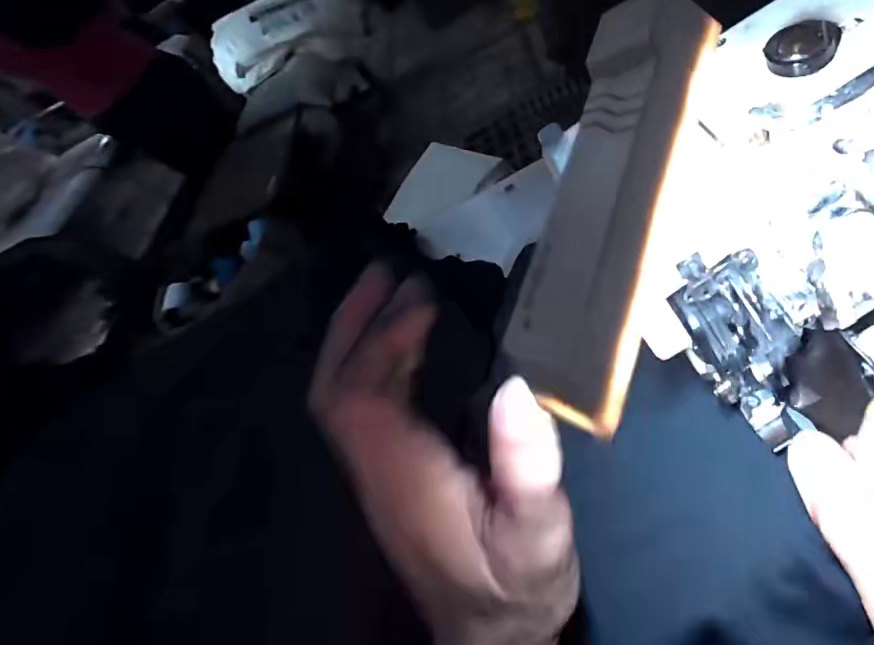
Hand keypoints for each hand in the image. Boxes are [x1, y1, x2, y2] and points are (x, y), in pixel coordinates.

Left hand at [309, 264, 578, 644]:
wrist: (492, 637)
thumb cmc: (515, 585)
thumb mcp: (538, 536)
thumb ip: (527, 469)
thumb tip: (515, 386)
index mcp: (400, 477)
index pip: (361, 396)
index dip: (382, 339)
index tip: (425, 297)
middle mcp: (374, 465)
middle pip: (336, 386)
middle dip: (353, 321)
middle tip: (386, 266)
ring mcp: (377, 465)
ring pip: (345, 388)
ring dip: (361, 330)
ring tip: (392, 281)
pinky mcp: (391, 464)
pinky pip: (368, 394)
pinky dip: (379, 352)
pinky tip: (408, 330)